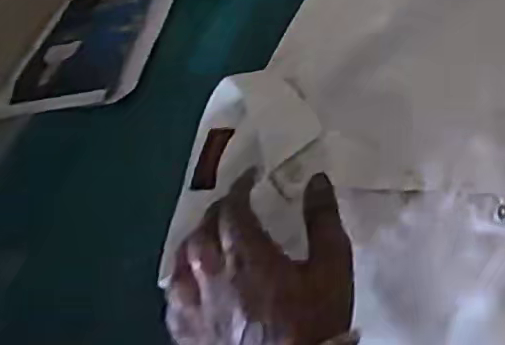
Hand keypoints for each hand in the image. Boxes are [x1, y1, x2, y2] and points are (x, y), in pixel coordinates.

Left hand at [166, 170, 354, 344]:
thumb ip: (322, 219)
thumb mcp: (332, 263)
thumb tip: (316, 180)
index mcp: (247, 258)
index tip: (252, 176)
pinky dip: (180, 281)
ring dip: (192, 242)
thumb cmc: (314, 319)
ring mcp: (198, 315)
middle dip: (216, 211)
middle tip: (234, 201)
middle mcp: (214, 281)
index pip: (232, 211)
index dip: (240, 188)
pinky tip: (190, 282)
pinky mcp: (191, 341)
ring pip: (179, 268)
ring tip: (206, 234)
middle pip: (201, 234)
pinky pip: (173, 305)